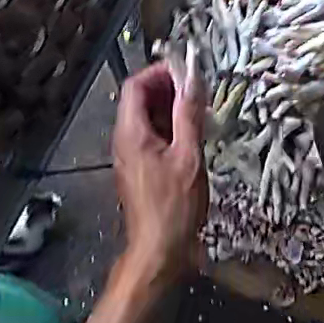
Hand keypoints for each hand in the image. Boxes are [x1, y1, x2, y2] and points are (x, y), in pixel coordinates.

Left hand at [111, 63, 205, 285]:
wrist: (159, 250)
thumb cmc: (174, 205)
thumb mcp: (188, 156)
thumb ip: (189, 115)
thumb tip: (193, 79)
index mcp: (130, 132)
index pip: (135, 85)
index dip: (160, 72)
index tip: (186, 72)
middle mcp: (124, 139)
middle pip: (139, 99)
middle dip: (167, 89)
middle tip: (197, 91)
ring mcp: (129, 154)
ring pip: (146, 118)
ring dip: (170, 108)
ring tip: (200, 111)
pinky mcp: (139, 167)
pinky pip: (150, 136)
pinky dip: (169, 128)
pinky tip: (192, 135)